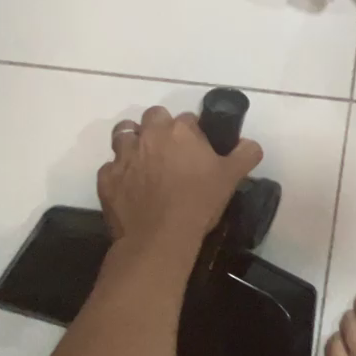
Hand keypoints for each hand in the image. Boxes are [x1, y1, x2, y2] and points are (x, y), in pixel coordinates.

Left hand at [97, 105, 262, 249]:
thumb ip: (246, 153)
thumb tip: (250, 144)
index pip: (187, 118)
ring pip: (123, 134)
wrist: (159, 239)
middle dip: (159, 127)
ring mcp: (124, 156)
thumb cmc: (199, 202)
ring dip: (133, 141)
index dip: (193, 131)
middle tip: (170, 149)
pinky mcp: (106, 179)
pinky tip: (129, 186)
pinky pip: (109, 167)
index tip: (197, 148)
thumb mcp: (232, 176)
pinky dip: (118, 173)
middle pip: (152, 116)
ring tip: (144, 159)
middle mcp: (149, 136)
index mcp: (180, 130)